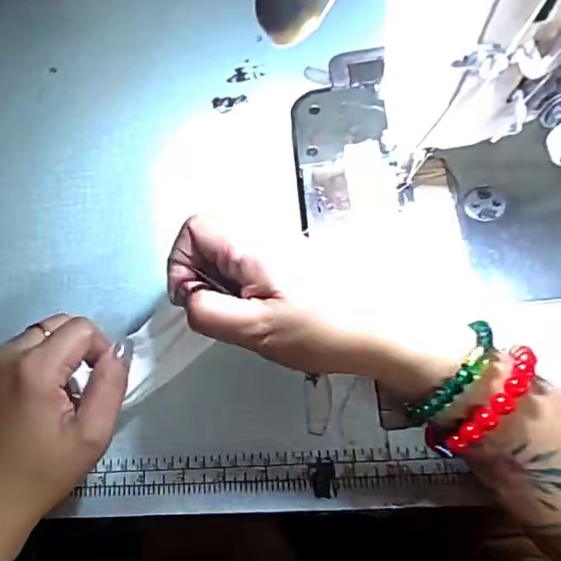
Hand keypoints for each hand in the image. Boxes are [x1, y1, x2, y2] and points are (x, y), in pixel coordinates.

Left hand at [0, 314, 130, 560]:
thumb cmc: (43, 474)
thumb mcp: (93, 435)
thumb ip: (111, 384)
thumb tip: (118, 351)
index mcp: (34, 368)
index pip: (81, 327)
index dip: (99, 351)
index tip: (96, 384)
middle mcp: (0, 356)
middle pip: (52, 326)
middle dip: (73, 352)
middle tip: (74, 394)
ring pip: (27, 340)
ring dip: (46, 360)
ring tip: (46, 403)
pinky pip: (2, 357)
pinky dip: (19, 370)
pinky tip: (19, 407)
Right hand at [166, 215, 465, 393]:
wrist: (378, 333)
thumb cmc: (324, 331)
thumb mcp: (255, 330)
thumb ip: (208, 313)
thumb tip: (189, 299)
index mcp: (252, 246)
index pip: (193, 227)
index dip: (181, 262)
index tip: (195, 297)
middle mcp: (265, 236)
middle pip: (208, 239)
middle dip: (202, 276)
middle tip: (225, 311)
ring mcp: (280, 247)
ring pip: (229, 255)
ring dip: (225, 286)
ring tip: (249, 316)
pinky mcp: (292, 262)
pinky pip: (251, 267)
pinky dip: (246, 290)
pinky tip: (267, 314)